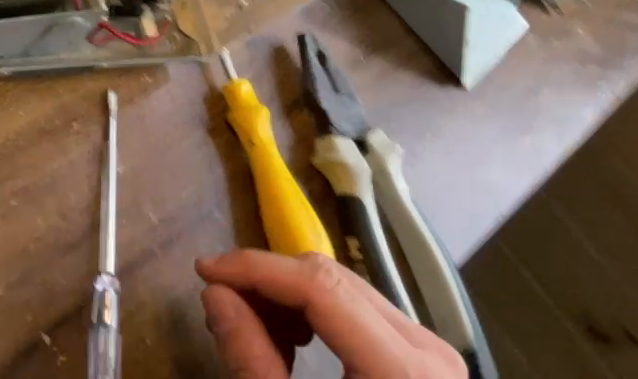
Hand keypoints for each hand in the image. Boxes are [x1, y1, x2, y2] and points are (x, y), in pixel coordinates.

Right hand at [197, 250, 463, 378]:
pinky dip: (312, 315)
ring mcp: (433, 353)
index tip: (204, 272)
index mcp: (405, 376)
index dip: (255, 270)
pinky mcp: (425, 359)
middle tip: (222, 307)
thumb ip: (251, 361)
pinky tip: (290, 344)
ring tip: (255, 335)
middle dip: (265, 284)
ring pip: (340, 287)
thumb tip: (215, 293)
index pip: (320, 288)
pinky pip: (356, 309)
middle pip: (329, 279)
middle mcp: (430, 351)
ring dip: (285, 299)